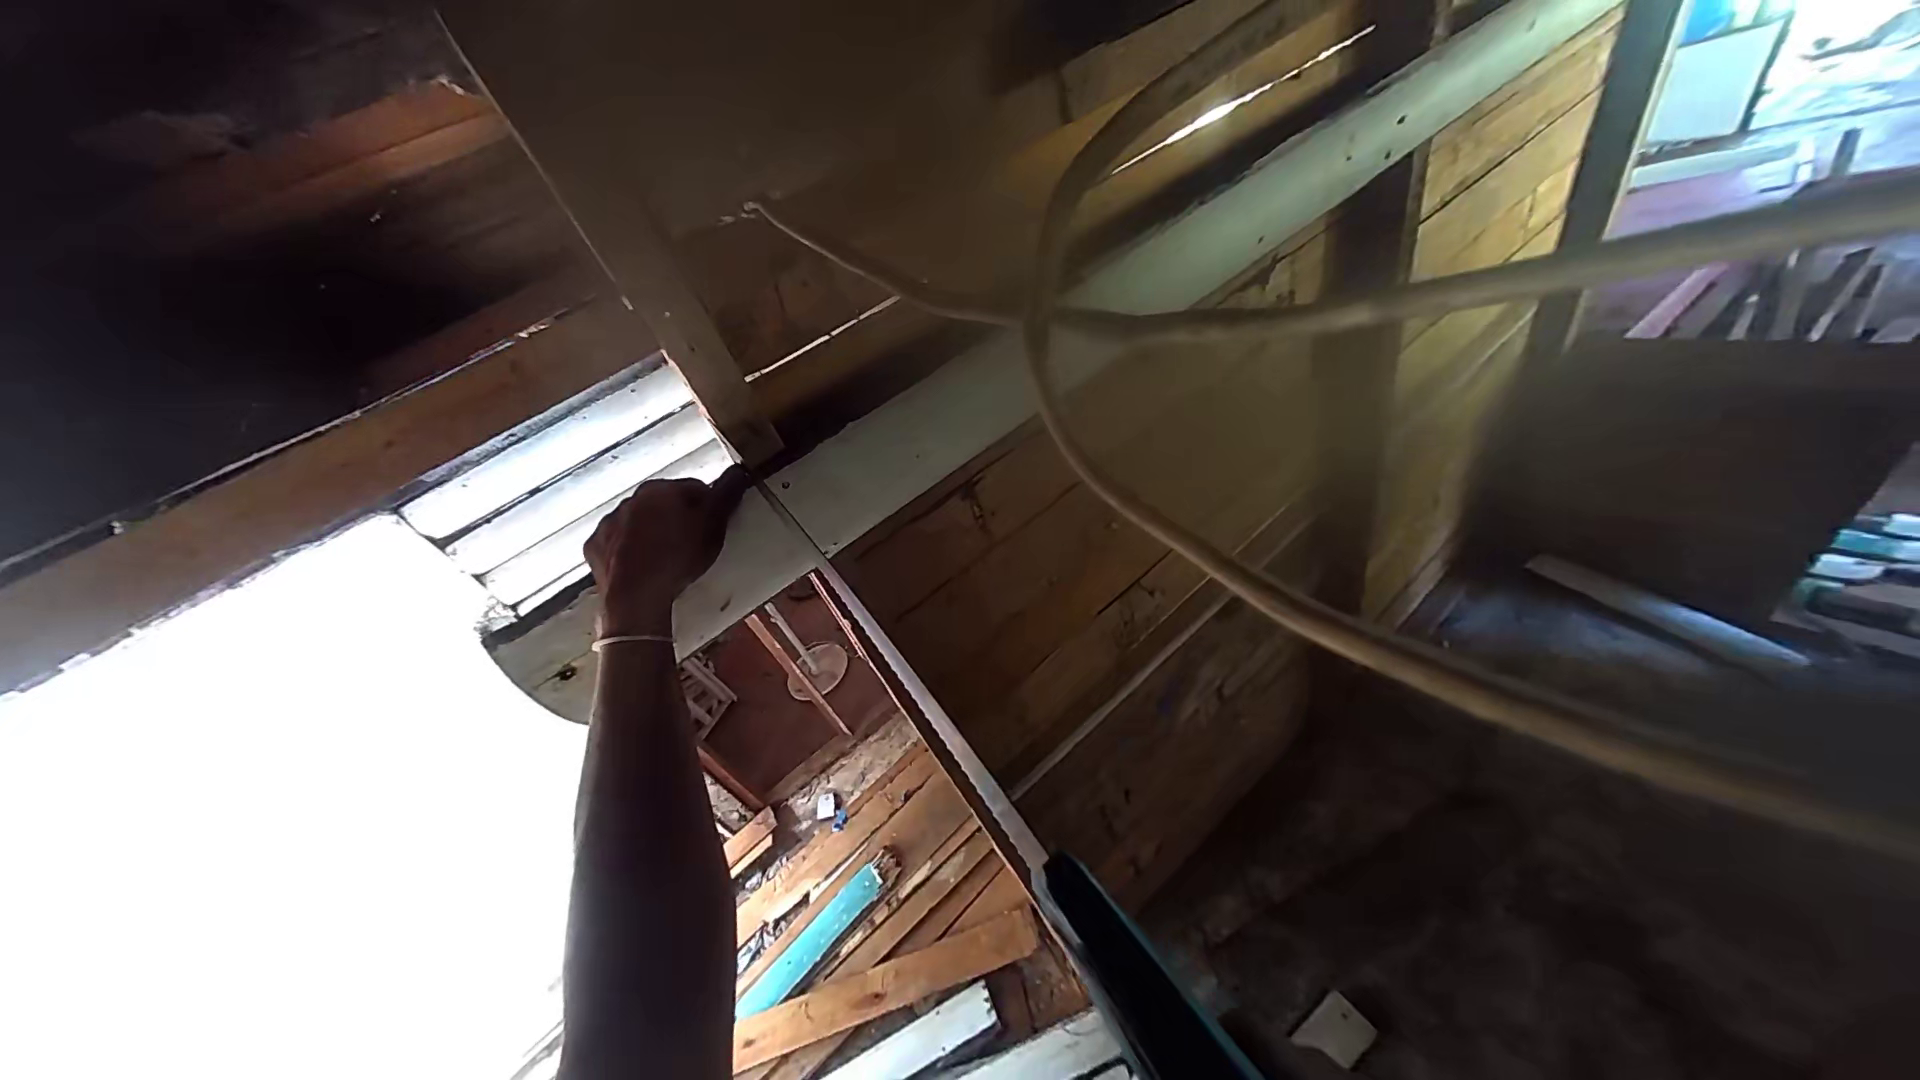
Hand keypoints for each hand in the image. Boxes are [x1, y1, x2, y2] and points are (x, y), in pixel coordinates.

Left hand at [584, 466, 752, 636]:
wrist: (637, 596)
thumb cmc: (676, 558)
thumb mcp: (714, 525)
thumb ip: (727, 494)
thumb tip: (737, 472)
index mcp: (661, 489)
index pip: (695, 488)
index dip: (710, 507)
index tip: (715, 524)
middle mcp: (631, 500)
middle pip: (665, 504)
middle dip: (679, 519)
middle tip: (695, 544)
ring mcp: (610, 524)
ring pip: (640, 523)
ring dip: (654, 534)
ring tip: (671, 558)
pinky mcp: (597, 548)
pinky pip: (618, 544)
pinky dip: (631, 551)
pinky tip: (646, 566)